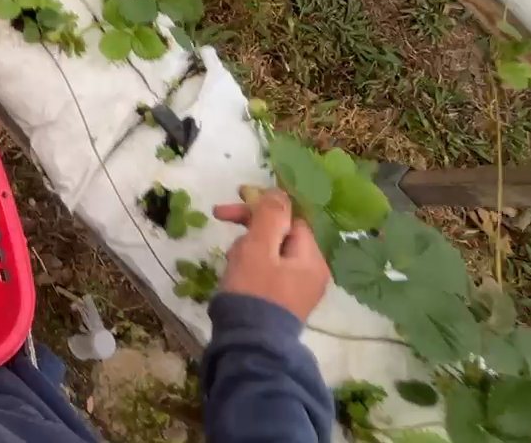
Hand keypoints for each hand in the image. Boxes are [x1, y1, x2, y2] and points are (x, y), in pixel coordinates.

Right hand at [211, 189, 328, 322]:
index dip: (262, 206)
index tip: (235, 200)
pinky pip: (269, 266)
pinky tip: (236, 266)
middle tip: (219, 215)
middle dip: (251, 223)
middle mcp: (311, 271)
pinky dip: (251, 260)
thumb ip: (269, 216)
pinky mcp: (283, 296)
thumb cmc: (254, 288)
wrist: (250, 339)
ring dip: (248, 243)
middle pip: (281, 232)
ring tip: (230, 254)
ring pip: (272, 248)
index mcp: (311, 258)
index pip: (290, 218)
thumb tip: (280, 191)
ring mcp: (298, 286)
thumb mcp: (258, 246)